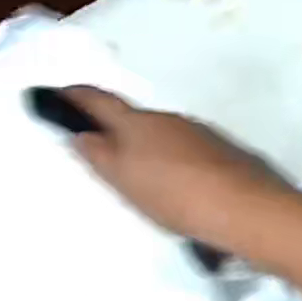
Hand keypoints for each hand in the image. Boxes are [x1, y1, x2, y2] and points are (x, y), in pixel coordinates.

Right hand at [59, 86, 297, 252]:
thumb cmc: (174, 195)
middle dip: (118, 128)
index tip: (58, 92)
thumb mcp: (125, 180)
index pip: (101, 101)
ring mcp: (202, 134)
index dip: (77, 96)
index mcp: (140, 122)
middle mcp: (172, 119)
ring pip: (166, 135)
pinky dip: (177, 162)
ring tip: (144, 178)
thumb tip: (82, 134)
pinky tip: (180, 187)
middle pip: (136, 119)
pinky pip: (189, 151)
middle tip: (102, 147)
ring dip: (151, 148)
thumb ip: (100, 155)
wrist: (244, 208)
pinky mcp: (225, 152)